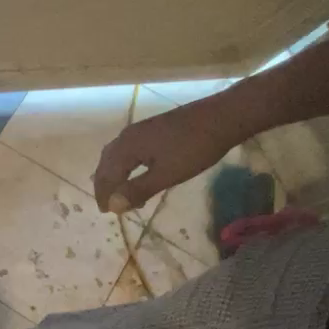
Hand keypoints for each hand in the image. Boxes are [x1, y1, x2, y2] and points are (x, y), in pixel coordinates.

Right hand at [92, 98, 250, 213]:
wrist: (223, 116)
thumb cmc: (195, 148)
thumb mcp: (168, 174)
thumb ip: (138, 189)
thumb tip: (113, 206)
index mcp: (125, 148)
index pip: (106, 176)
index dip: (105, 195)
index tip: (107, 212)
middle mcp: (125, 137)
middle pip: (106, 165)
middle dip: (105, 185)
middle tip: (108, 203)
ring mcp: (137, 131)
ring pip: (114, 156)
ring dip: (113, 175)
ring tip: (118, 189)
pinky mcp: (150, 128)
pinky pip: (125, 150)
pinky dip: (123, 165)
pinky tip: (134, 169)